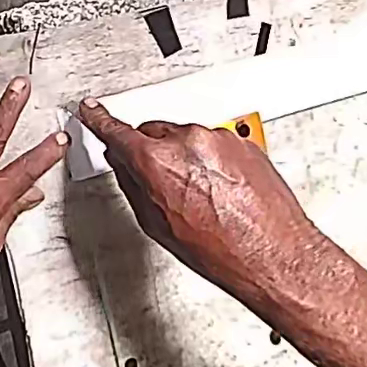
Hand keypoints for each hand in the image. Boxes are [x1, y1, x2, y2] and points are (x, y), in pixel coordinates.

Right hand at [77, 100, 326, 305]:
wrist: (274, 255)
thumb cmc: (222, 250)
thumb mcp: (158, 225)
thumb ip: (133, 185)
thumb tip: (125, 166)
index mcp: (157, 160)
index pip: (117, 131)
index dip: (99, 120)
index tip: (92, 111)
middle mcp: (187, 141)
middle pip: (153, 133)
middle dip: (151, 153)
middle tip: (160, 184)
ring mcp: (217, 138)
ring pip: (184, 138)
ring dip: (184, 158)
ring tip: (200, 197)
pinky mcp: (240, 141)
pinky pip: (212, 144)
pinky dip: (210, 161)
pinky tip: (219, 191)